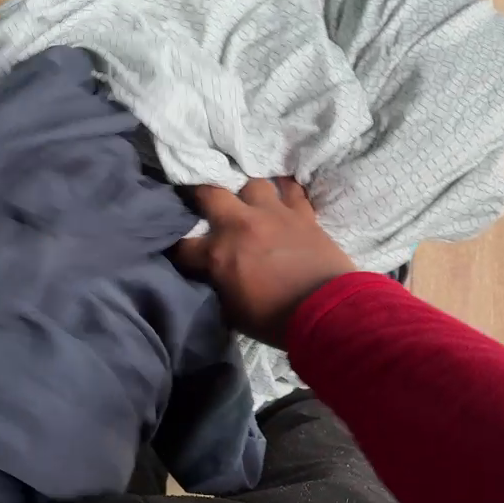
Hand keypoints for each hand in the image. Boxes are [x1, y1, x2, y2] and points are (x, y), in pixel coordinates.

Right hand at [174, 178, 356, 346]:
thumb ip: (218, 286)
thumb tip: (213, 277)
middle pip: (210, 194)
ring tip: (248, 198)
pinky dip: (286, 189)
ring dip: (247, 191)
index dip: (176, 249)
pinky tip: (283, 190)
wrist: (327, 312)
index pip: (183, 247)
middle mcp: (241, 225)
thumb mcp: (233, 311)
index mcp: (218, 254)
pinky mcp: (302, 214)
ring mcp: (273, 214)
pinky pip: (292, 189)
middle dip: (199, 195)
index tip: (177, 251)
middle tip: (201, 200)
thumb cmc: (275, 319)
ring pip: (253, 183)